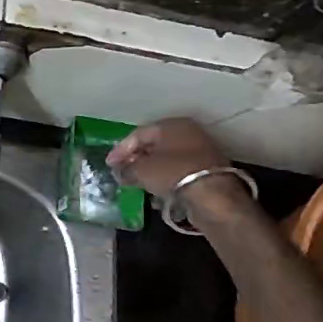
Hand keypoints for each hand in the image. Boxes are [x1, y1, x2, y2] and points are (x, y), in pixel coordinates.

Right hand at [107, 117, 244, 207]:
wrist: (212, 196)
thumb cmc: (172, 173)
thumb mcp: (141, 170)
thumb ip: (126, 169)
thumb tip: (120, 173)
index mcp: (172, 125)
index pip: (138, 134)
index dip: (120, 149)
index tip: (109, 164)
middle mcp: (189, 133)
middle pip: (154, 145)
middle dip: (135, 159)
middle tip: (121, 171)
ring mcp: (201, 151)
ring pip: (166, 158)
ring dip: (149, 170)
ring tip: (135, 182)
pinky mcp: (207, 170)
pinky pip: (178, 170)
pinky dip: (164, 177)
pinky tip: (154, 189)